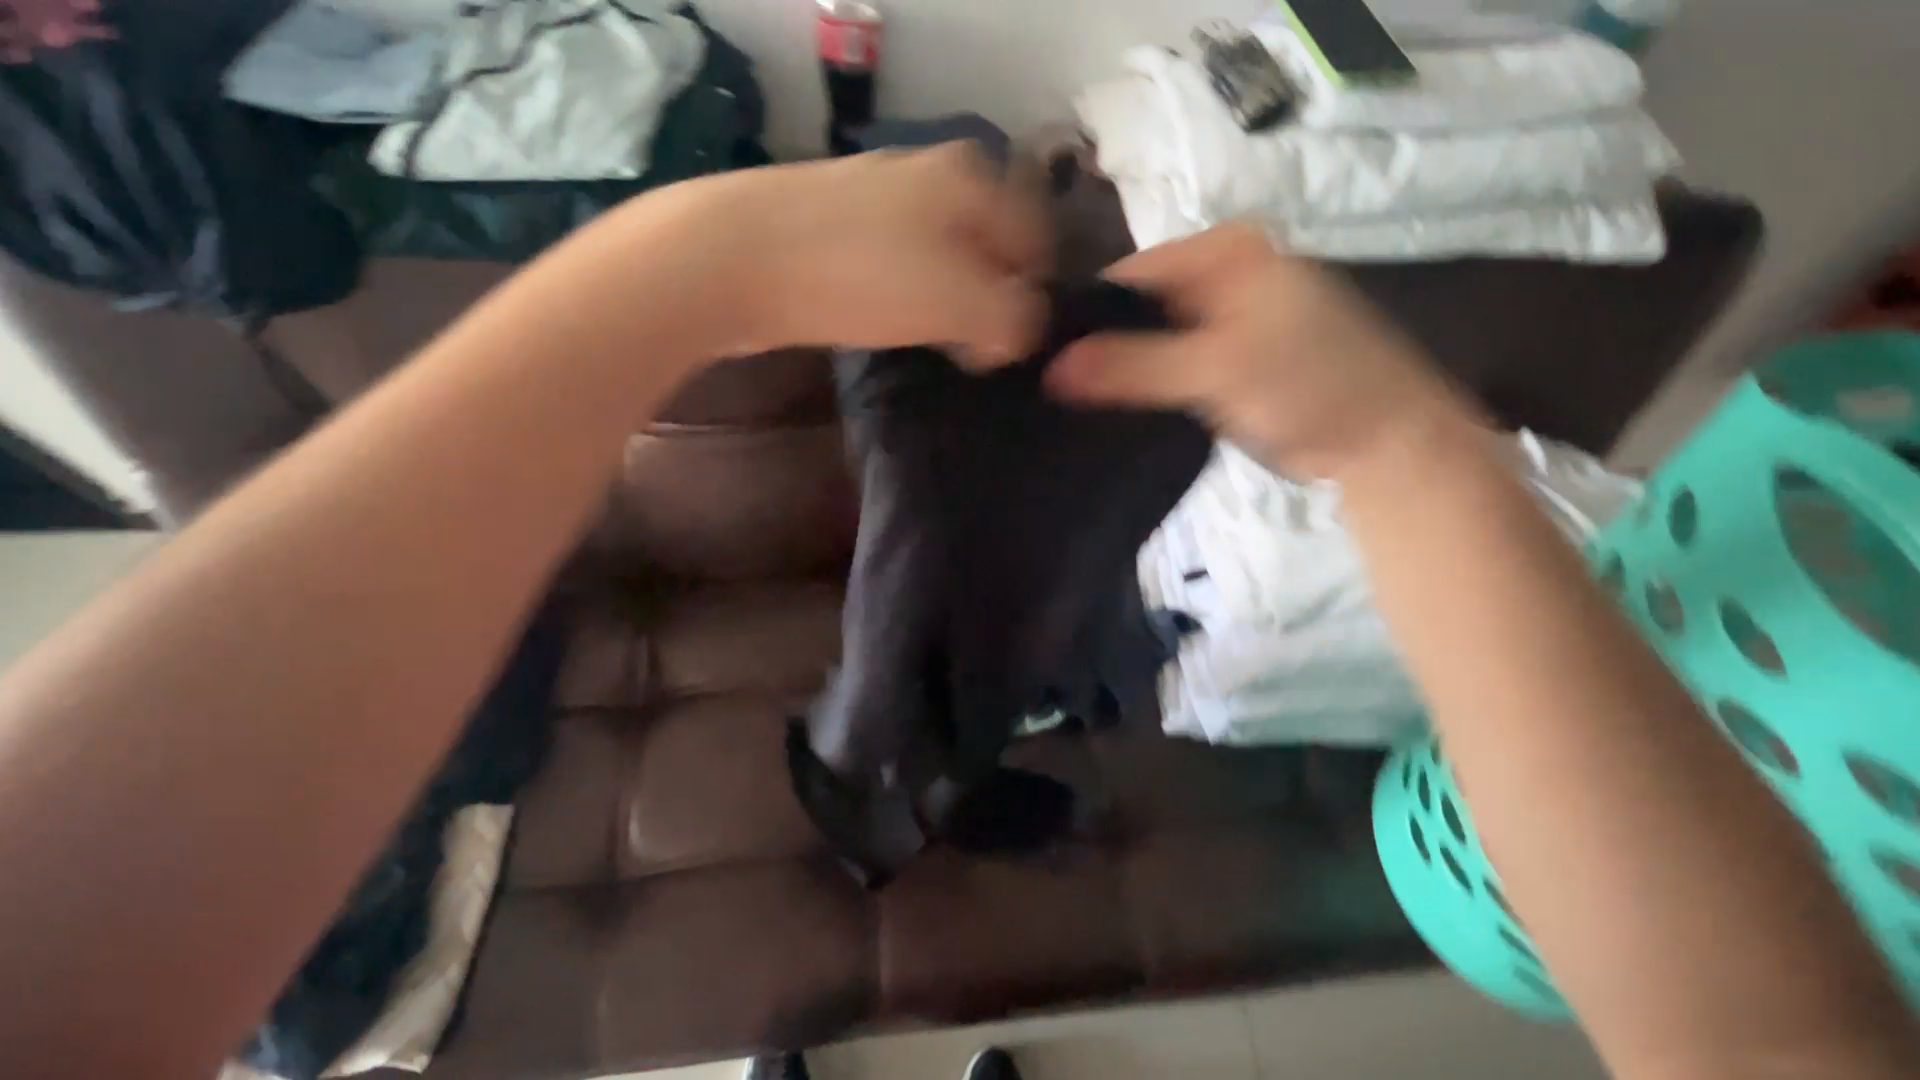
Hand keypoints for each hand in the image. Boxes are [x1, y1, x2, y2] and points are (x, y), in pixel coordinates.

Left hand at [611, 143, 1050, 364]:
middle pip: (987, 247)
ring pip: (940, 256)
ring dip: (943, 303)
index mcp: (973, 176)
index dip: (1035, 298)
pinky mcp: (834, 223)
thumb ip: (1015, 319)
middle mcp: (930, 171)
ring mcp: (877, 193)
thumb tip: (1019, 335)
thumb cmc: (862, 274)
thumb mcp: (961, 302)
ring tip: (929, 343)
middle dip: (988, 300)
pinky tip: (883, 324)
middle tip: (973, 352)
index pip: (1039, 240)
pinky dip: (899, 296)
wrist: (731, 259)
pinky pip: (893, 264)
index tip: (1014, 349)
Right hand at [1047, 225, 1479, 479]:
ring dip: (1119, 368)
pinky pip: (1170, 362)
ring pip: (1151, 336)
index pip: (1129, 273)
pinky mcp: (1227, 356)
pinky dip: (1146, 383)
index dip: (1085, 315)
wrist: (1385, 441)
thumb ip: (1133, 366)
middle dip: (1099, 344)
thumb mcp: (1218, 369)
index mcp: (1225, 248)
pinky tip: (1112, 409)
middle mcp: (1222, 270)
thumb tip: (1051, 369)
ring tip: (1070, 402)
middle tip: (1047, 387)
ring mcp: (1225, 315)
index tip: (1038, 358)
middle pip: (1137, 304)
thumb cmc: (1311, 387)